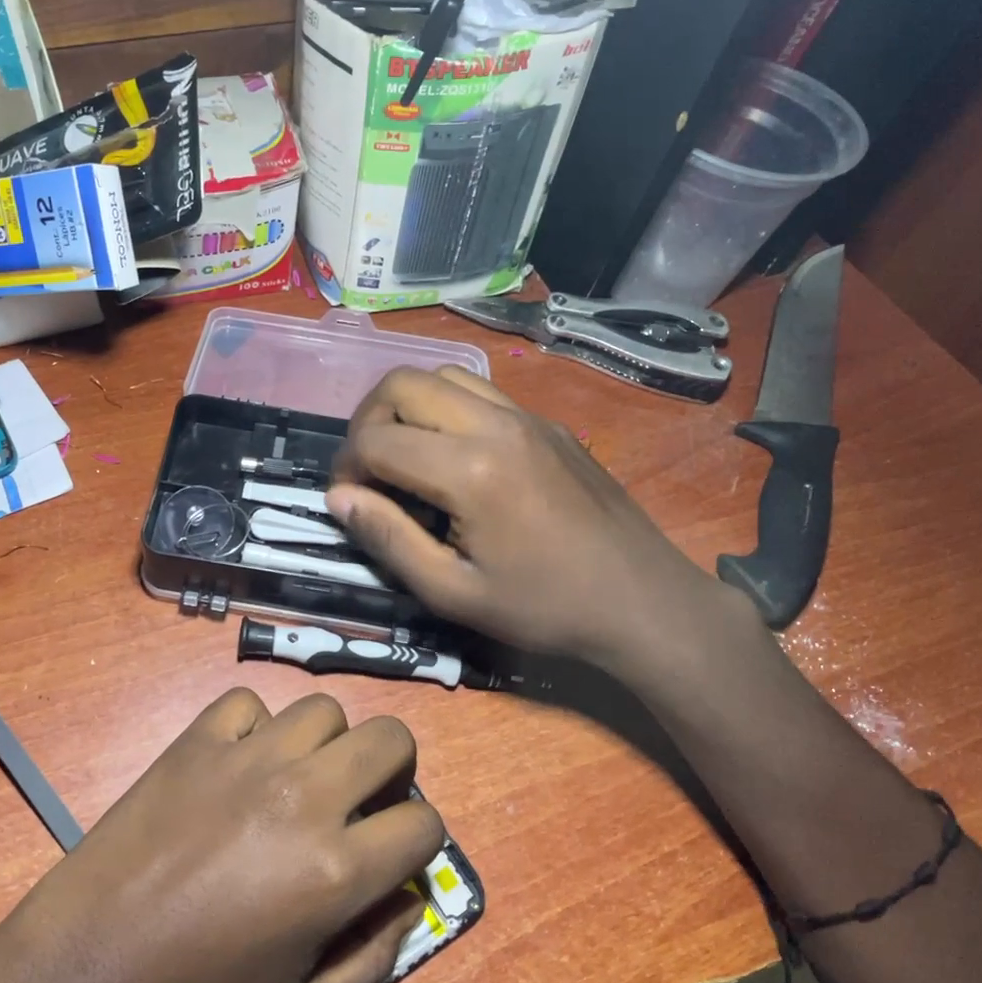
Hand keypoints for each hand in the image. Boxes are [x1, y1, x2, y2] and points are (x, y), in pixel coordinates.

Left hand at [0, 689, 442, 982]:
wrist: (82, 971)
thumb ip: (372, 956)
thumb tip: (407, 898)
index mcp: (335, 871)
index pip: (423, 825)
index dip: (420, 842)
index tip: (396, 854)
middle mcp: (301, 798)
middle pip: (390, 738)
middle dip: (394, 770)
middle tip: (365, 803)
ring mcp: (243, 760)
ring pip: (322, 710)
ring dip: (328, 745)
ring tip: (302, 781)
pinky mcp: (193, 742)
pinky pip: (247, 704)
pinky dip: (256, 728)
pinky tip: (240, 765)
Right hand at [329, 366, 748, 679]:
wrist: (642, 600)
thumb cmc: (543, 607)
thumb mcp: (453, 592)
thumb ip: (389, 538)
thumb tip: (339, 498)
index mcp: (469, 470)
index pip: (375, 441)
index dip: (345, 469)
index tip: (348, 502)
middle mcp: (495, 425)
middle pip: (402, 384)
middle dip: (367, 422)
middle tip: (368, 471)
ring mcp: (526, 416)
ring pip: (443, 376)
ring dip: (408, 407)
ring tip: (405, 458)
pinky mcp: (547, 423)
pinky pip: (481, 392)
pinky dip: (448, 409)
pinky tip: (454, 459)